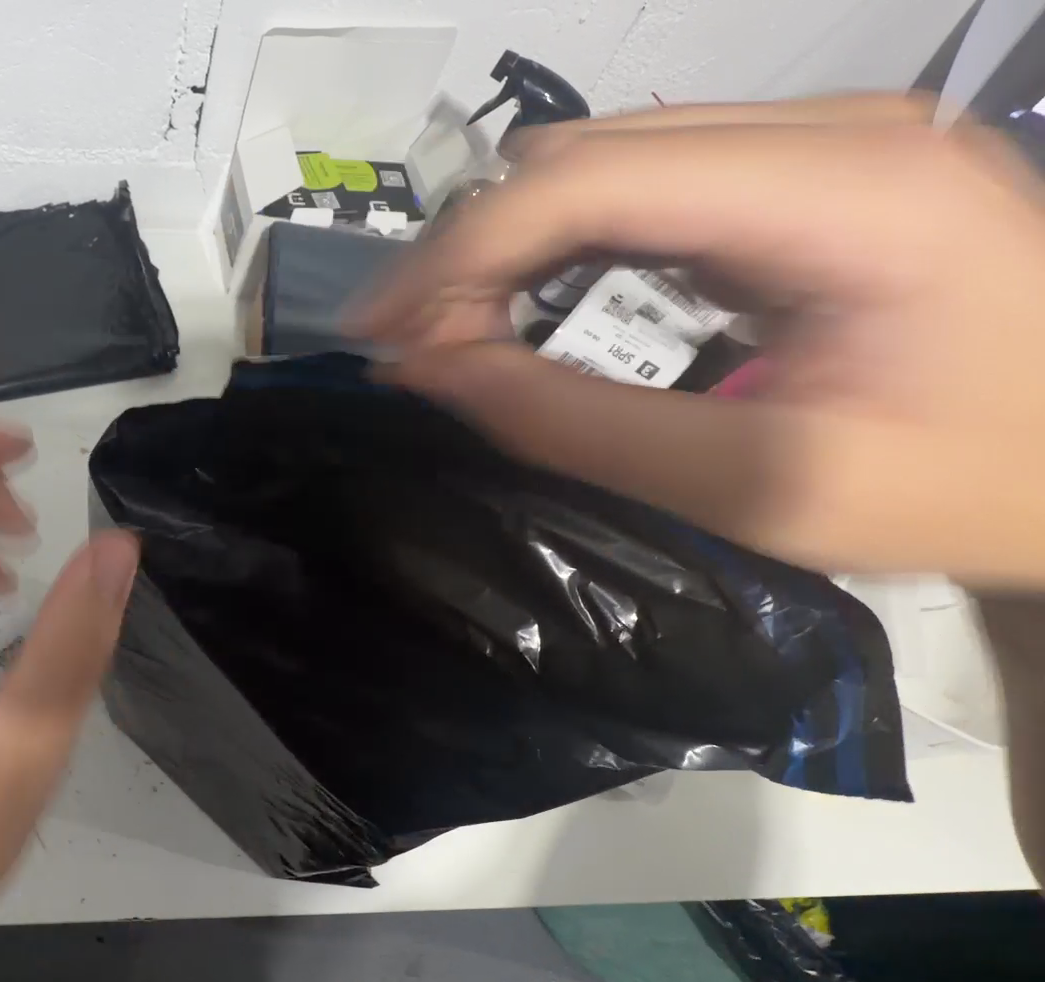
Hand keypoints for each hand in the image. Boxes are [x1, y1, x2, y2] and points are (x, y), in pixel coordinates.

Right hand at [358, 95, 1044, 587]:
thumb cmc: (962, 489)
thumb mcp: (752, 486)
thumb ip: (570, 423)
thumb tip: (421, 367)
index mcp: (845, 195)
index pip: (587, 183)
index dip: (455, 254)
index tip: (376, 334)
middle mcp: (829, 134)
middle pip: (575, 157)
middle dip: (464, 253)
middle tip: (410, 349)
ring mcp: (815, 142)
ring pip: (587, 161)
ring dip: (496, 246)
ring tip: (451, 332)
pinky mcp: (793, 172)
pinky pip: (625, 184)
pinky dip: (545, 245)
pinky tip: (520, 302)